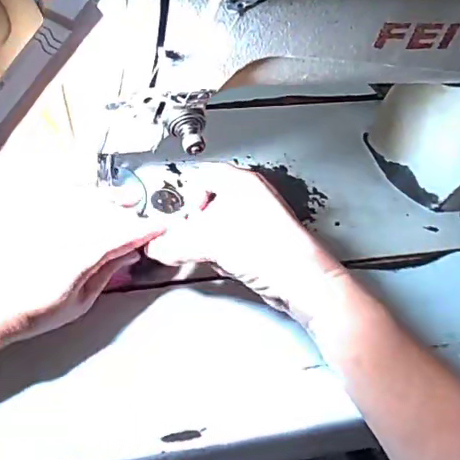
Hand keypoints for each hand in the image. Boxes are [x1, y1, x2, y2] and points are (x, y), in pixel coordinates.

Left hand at [0, 181, 165, 348]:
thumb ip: (106, 272)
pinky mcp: (31, 214)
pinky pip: (61, 193)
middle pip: (103, 210)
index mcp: (76, 258)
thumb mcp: (78, 303)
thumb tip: (129, 252)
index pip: (119, 233)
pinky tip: (89, 193)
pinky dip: (80, 191)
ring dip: (106, 198)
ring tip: (122, 200)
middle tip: (142, 217)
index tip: (159, 226)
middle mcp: (61, 233)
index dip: (144, 228)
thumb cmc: (30, 312)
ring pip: (84, 197)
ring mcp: (44, 221)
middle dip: (127, 211)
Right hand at [143, 163, 347, 324]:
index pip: (197, 176)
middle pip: (204, 202)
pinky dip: (218, 253)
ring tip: (204, 253)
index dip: (179, 195)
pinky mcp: (259, 243)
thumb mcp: (207, 240)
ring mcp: (256, 220)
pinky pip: (227, 243)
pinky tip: (221, 264)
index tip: (167, 213)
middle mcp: (250, 195)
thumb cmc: (273, 249)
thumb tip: (156, 246)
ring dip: (203, 241)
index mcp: (239, 180)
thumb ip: (172, 242)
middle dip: (189, 223)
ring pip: (216, 225)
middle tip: (180, 236)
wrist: (302, 283)